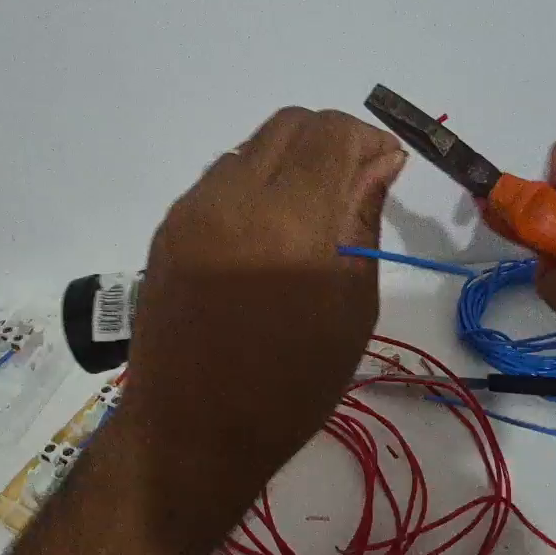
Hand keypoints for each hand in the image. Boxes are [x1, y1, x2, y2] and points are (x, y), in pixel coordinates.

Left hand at [107, 107, 405, 549]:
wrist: (190, 431)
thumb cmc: (290, 385)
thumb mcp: (350, 306)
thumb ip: (362, 220)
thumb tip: (378, 163)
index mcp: (289, 222)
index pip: (331, 133)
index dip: (368, 139)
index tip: (386, 169)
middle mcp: (233, 199)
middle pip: (290, 122)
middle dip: (332, 140)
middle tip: (354, 184)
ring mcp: (192, 209)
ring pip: (254, 144)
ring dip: (292, 159)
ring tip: (310, 211)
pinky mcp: (169, 226)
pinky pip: (222, 176)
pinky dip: (257, 181)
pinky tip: (268, 229)